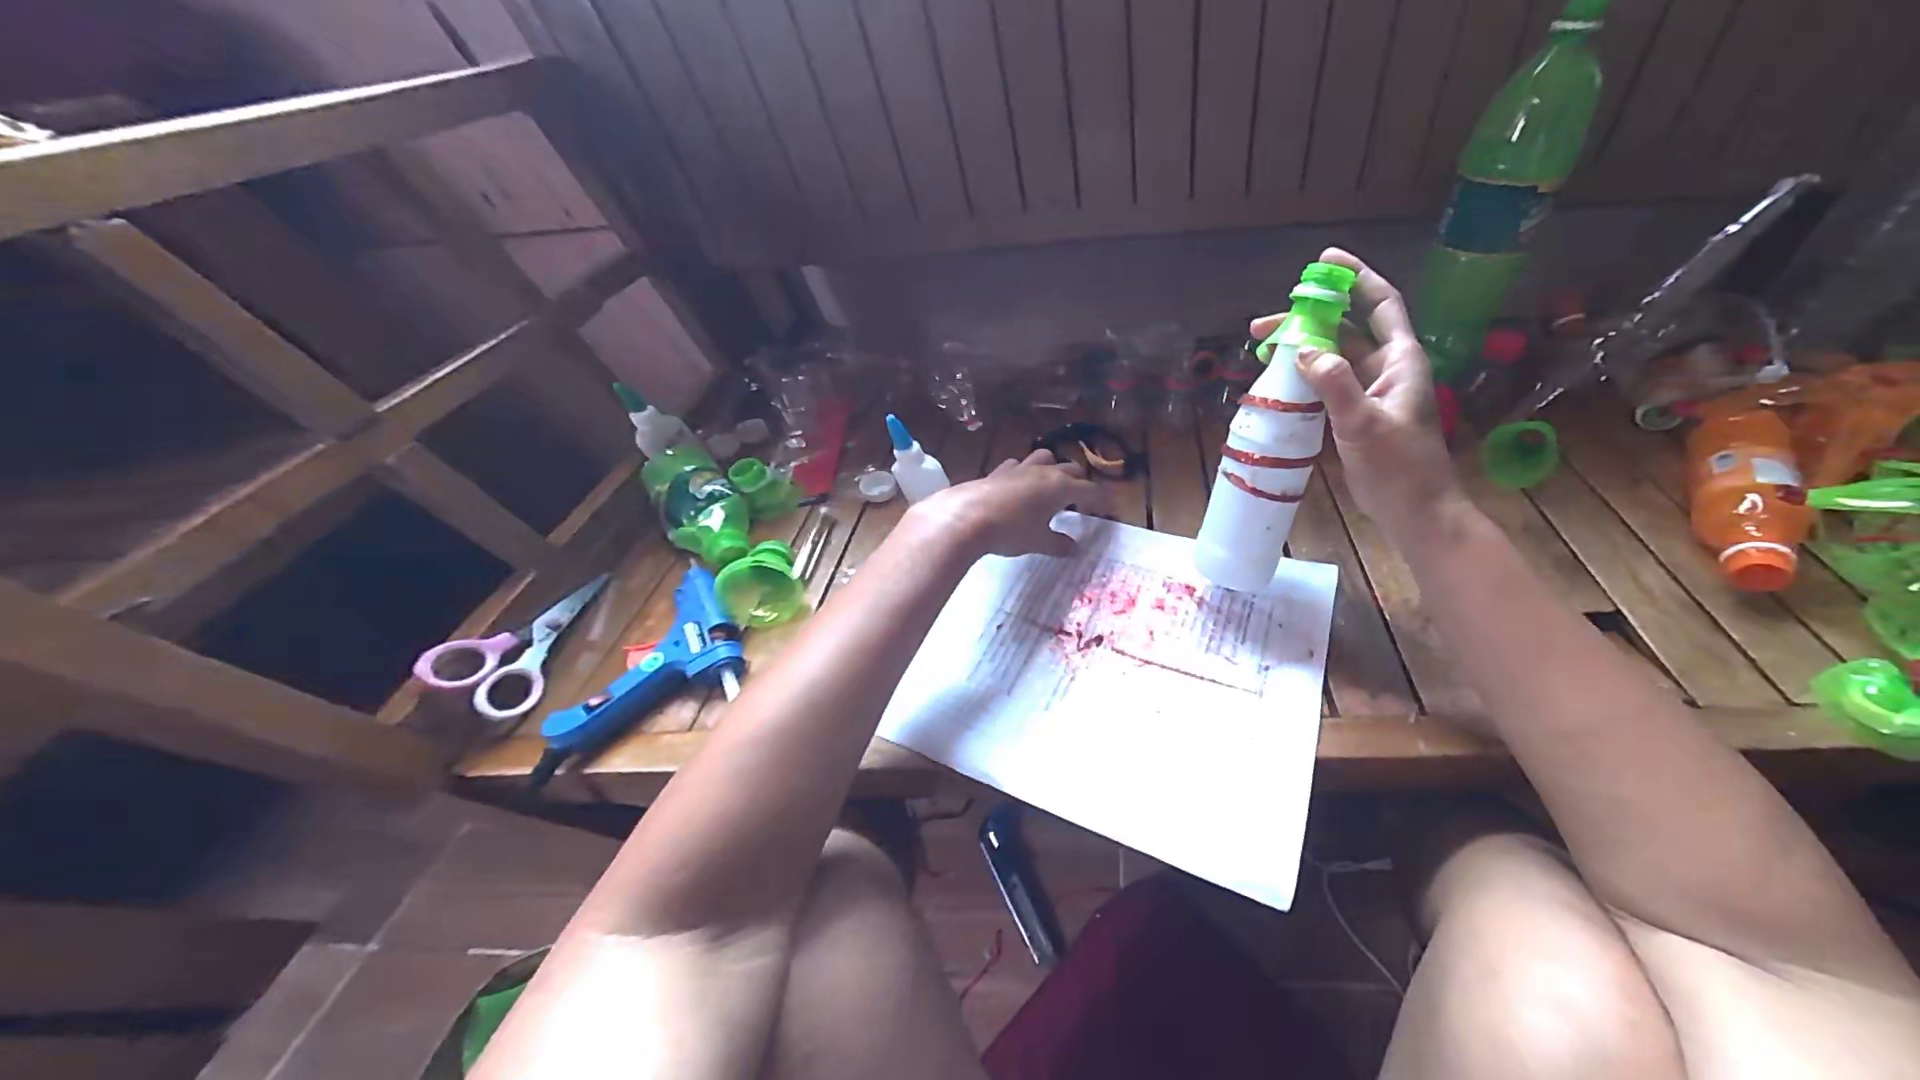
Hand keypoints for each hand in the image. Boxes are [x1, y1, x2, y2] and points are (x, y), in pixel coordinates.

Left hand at [911, 449, 1109, 558]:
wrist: (965, 518)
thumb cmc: (1009, 531)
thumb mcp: (1038, 542)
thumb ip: (1058, 543)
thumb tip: (1074, 548)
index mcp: (1061, 486)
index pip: (1090, 490)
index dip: (1101, 500)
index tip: (1108, 509)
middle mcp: (1043, 471)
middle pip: (1071, 468)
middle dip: (1079, 482)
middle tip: (1079, 501)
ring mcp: (1019, 468)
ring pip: (1045, 457)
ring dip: (1053, 468)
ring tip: (1050, 487)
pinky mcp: (997, 471)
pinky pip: (1018, 465)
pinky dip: (1024, 472)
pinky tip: (1018, 485)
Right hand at [1250, 247, 1464, 545]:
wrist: (1412, 509)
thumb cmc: (1399, 466)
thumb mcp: (1365, 423)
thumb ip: (1335, 384)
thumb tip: (1303, 350)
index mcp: (1400, 361)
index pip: (1381, 306)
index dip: (1357, 279)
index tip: (1326, 262)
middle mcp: (1384, 369)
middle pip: (1345, 331)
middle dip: (1308, 321)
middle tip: (1262, 326)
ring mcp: (1367, 392)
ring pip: (1331, 358)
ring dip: (1299, 350)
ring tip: (1261, 350)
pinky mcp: (1352, 414)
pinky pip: (1324, 385)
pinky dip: (1301, 378)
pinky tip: (1277, 379)